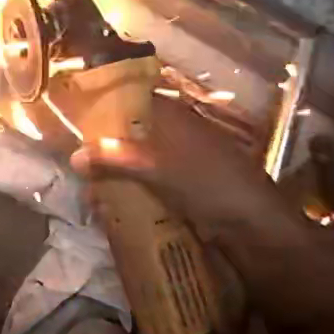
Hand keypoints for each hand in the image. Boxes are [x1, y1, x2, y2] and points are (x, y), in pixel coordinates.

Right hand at [74, 98, 333, 327]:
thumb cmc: (212, 187)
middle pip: (134, 133)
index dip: (107, 105)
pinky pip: (149, 184)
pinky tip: (111, 202)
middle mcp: (180, 135)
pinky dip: (130, 190)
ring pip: (139, 160)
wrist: (258, 233)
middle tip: (74, 155)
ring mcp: (183, 164)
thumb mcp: (160, 170)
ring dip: (115, 170)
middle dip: (105, 144)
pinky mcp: (185, 191)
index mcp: (178, 118)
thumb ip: (118, 159)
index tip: (76, 115)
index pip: (136, 100)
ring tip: (87, 182)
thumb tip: (75, 153)